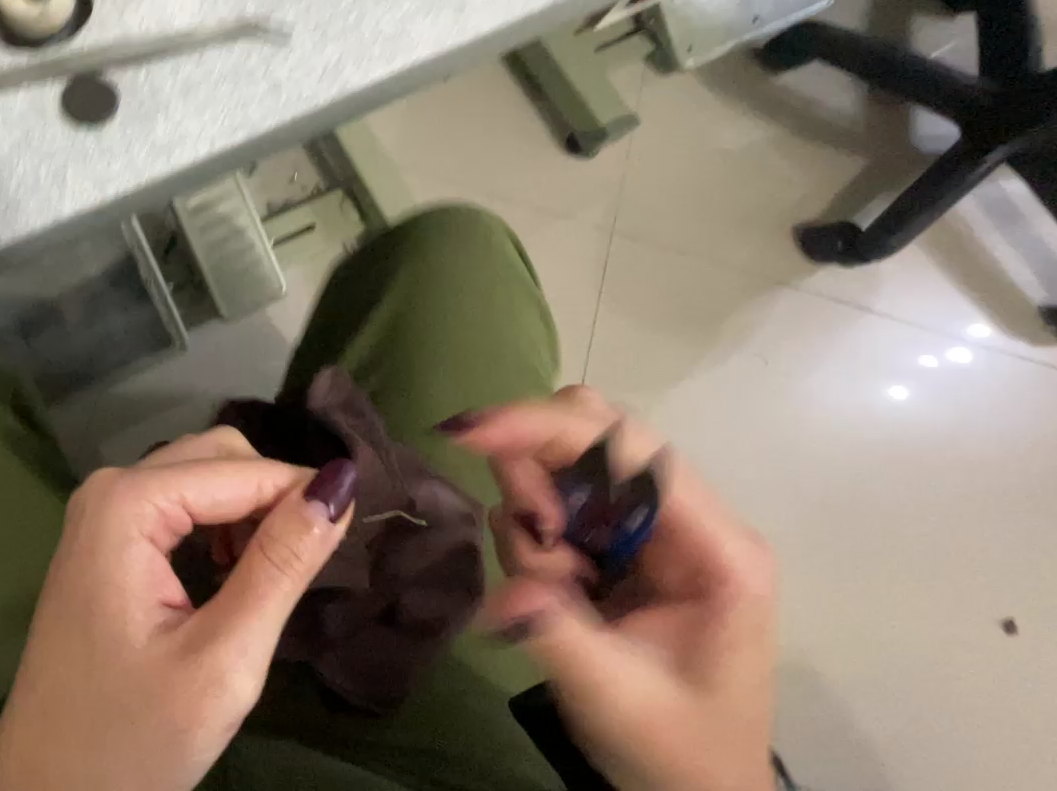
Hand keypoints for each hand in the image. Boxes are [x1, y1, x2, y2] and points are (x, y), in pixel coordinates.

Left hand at [0, 427, 356, 790]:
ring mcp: (100, 510)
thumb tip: (339, 484)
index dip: (304, 493)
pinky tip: (231, 572)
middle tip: (313, 564)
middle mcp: (108, 487)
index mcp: (126, 503)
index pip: (239, 469)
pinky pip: (176, 502)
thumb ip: (279, 566)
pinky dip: (218, 522)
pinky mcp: (104, 536)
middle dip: (272, 496)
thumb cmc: (131, 739)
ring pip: (199, 474)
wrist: (44, 789)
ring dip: (247, 510)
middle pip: (216, 457)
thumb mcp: (221, 660)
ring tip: (273, 576)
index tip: (357, 530)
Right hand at [453, 386, 777, 790]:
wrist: (693, 787)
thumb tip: (504, 591)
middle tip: (530, 537)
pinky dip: (528, 526)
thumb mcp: (614, 697)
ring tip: (553, 583)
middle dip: (533, 470)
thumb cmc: (675, 749)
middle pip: (588, 432)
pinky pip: (549, 493)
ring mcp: (646, 521)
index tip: (469, 434)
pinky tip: (554, 584)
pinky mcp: (614, 533)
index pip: (626, 447)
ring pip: (560, 457)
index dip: (544, 427)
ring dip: (530, 506)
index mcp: (713, 546)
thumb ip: (555, 633)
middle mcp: (683, 515)